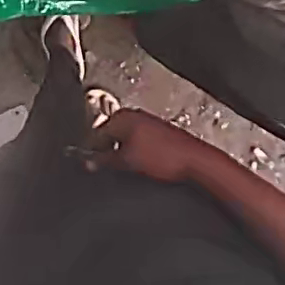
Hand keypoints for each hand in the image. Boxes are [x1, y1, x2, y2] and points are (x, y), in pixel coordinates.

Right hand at [83, 108, 229, 184]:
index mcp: (122, 116)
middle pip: (110, 134)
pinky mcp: (159, 133)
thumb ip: (104, 161)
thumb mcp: (127, 162)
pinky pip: (138, 141)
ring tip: (126, 169)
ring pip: (125, 139)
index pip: (96, 133)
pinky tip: (141, 165)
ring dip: (122, 152)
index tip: (89, 164)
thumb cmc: (164, 157)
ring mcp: (148, 122)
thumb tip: (88, 162)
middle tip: (106, 169)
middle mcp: (134, 115)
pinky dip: (135, 152)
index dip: (92, 151)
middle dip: (107, 151)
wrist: (196, 162)